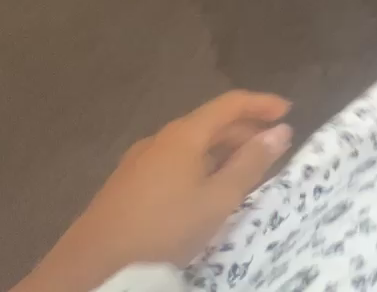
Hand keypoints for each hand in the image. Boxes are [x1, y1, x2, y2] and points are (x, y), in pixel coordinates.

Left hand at [15, 91, 293, 291]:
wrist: (86, 277)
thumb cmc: (163, 229)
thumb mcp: (219, 199)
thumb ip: (253, 162)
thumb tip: (281, 130)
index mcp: (184, 134)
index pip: (231, 103)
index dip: (263, 103)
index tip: (289, 112)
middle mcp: (159, 140)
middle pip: (210, 123)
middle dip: (244, 131)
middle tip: (271, 148)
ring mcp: (135, 165)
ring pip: (190, 146)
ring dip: (221, 152)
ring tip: (241, 172)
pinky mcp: (121, 189)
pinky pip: (171, 164)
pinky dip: (198, 167)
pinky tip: (202, 192)